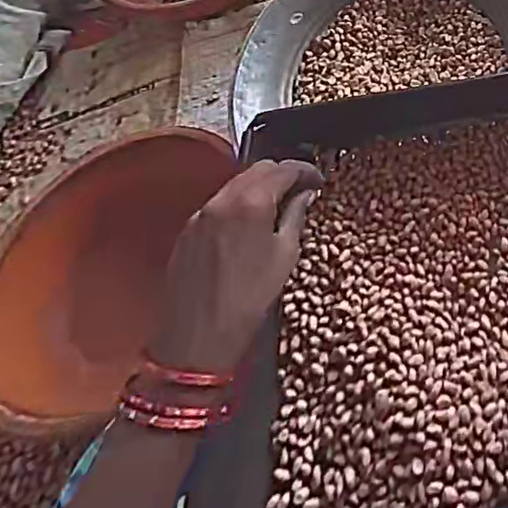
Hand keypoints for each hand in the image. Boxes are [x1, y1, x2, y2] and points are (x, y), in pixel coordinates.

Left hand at [147, 159, 323, 373]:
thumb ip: (296, 215)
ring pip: (237, 183)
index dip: (306, 171)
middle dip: (283, 174)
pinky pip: (219, 202)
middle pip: (259, 169)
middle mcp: (223, 199)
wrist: (197, 338)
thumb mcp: (285, 255)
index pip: (284, 169)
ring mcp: (201, 213)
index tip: (319, 181)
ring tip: (278, 204)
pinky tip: (249, 222)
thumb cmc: (250, 298)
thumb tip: (305, 195)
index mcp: (252, 202)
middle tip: (301, 189)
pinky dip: (239, 201)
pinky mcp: (188, 229)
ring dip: (260, 186)